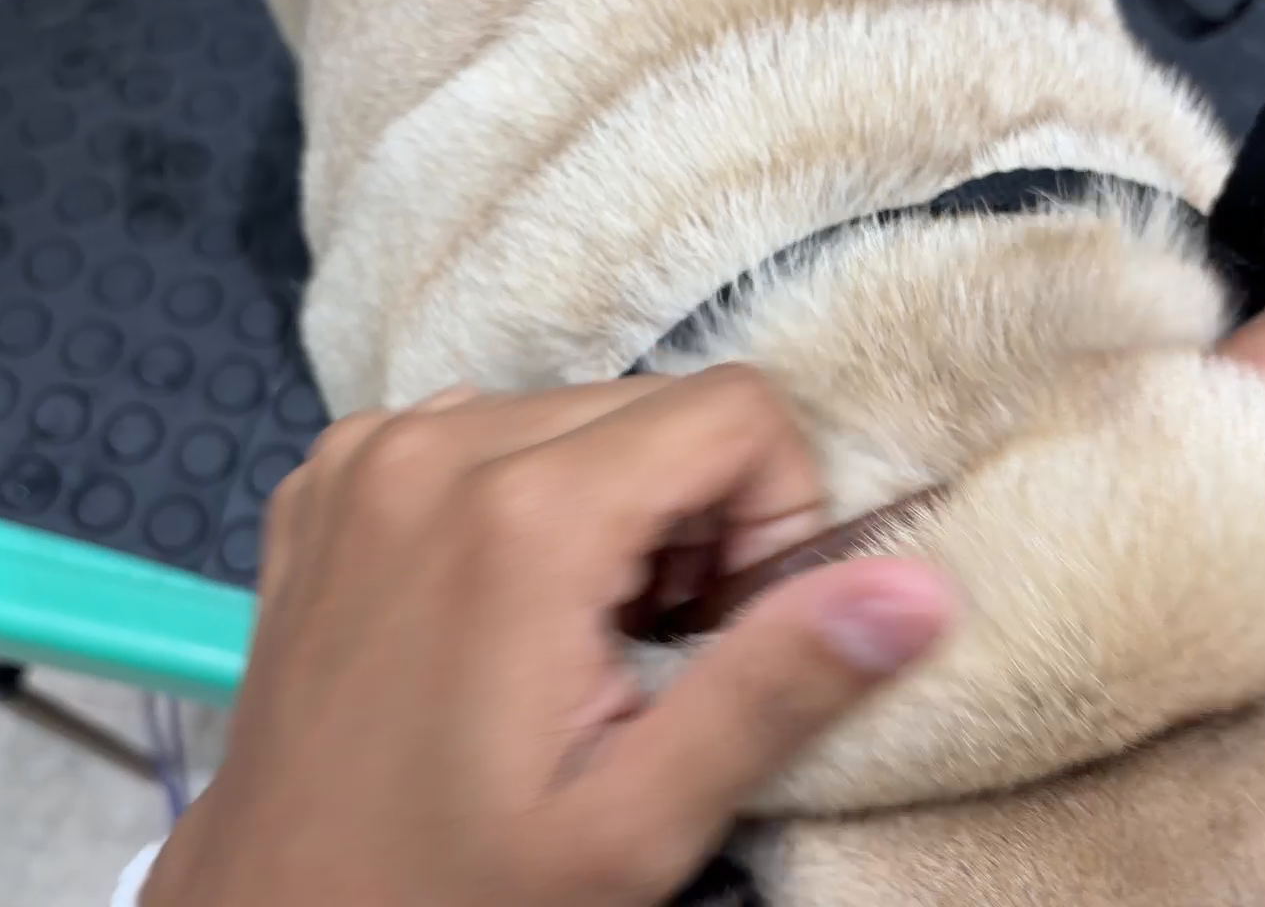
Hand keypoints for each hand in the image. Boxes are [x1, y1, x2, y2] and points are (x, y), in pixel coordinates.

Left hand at [139, 365, 953, 906]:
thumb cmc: (457, 892)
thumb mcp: (642, 817)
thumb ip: (783, 682)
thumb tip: (920, 589)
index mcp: (526, 513)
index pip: (735, 409)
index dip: (770, 507)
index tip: (725, 613)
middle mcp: (440, 443)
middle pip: (661, 405)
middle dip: (695, 508)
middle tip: (653, 631)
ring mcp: (378, 445)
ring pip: (585, 410)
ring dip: (619, 499)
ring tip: (577, 620)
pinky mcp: (344, 463)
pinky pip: (496, 425)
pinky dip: (536, 488)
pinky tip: (502, 590)